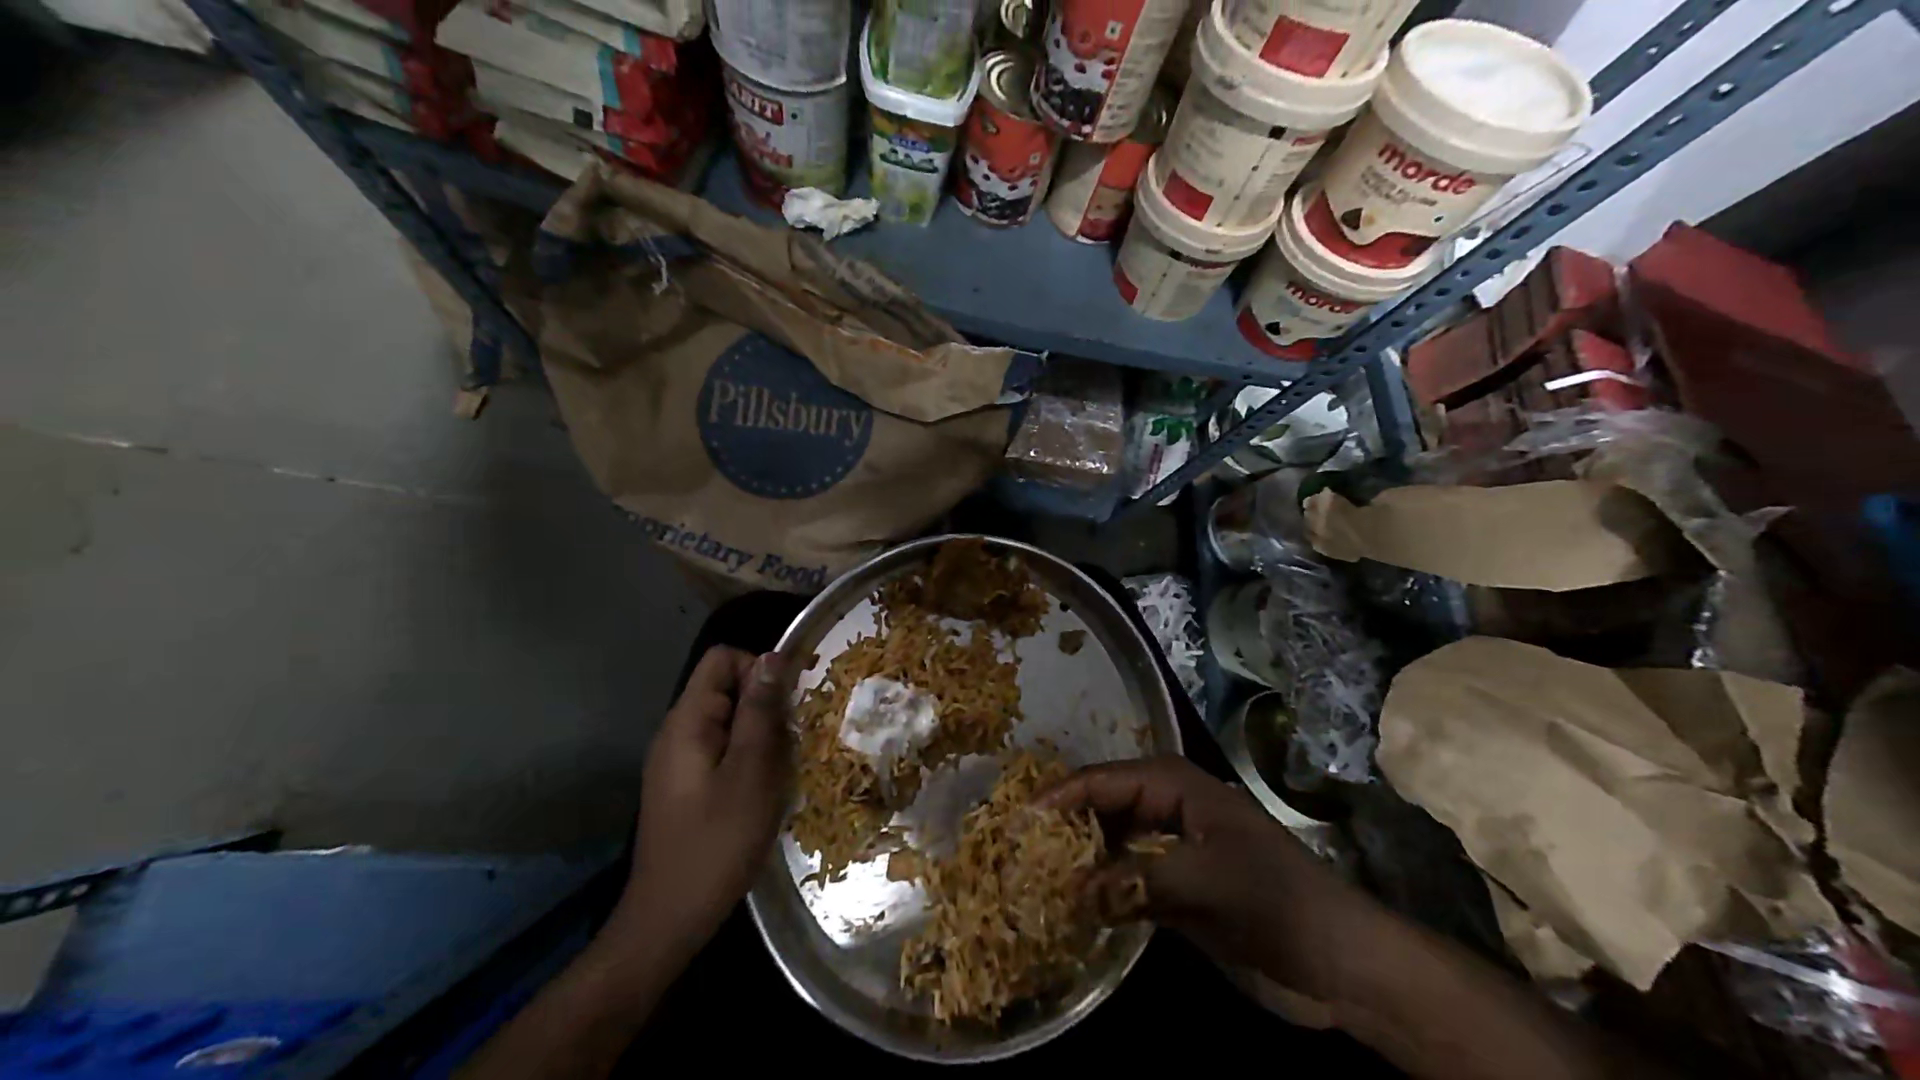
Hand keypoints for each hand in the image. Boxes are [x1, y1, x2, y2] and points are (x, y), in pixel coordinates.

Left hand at [611, 646, 789, 953]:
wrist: (669, 918)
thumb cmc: (717, 842)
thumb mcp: (751, 771)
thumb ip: (760, 711)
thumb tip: (772, 657)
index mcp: (688, 721)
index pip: (722, 659)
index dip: (758, 669)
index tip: (787, 705)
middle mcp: (676, 731)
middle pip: (725, 688)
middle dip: (764, 706)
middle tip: (788, 745)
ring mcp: (676, 760)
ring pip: (727, 721)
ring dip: (759, 735)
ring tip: (778, 771)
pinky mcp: (683, 785)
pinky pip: (720, 749)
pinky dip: (746, 758)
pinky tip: (760, 790)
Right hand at [1045, 756, 1369, 1001]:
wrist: (1339, 960)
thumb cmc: (1274, 901)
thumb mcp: (1203, 883)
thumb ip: (1132, 882)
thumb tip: (1064, 892)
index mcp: (1173, 784)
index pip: (1101, 781)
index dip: (1058, 799)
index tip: (1016, 823)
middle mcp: (1165, 806)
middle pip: (1100, 806)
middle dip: (1062, 826)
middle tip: (1017, 850)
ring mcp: (1170, 846)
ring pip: (1108, 841)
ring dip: (1077, 859)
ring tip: (1034, 877)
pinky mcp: (1174, 886)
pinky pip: (1123, 877)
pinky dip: (1099, 888)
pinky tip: (1072, 905)